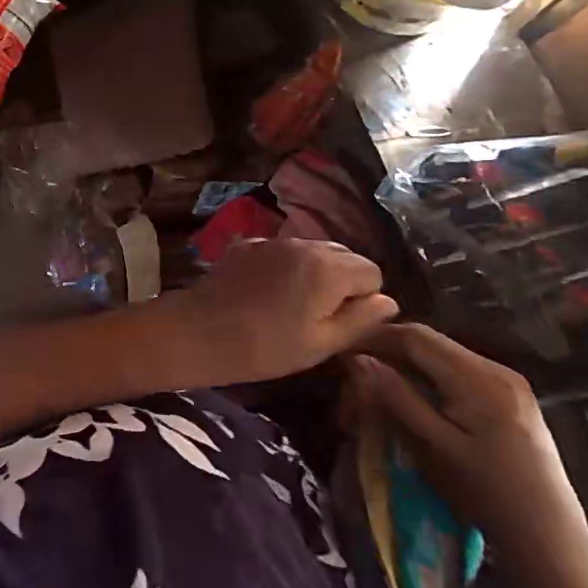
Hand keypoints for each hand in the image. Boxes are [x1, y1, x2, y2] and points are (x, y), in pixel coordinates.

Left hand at [175, 238, 397, 386]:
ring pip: (314, 251)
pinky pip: (283, 251)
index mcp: (329, 267)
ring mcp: (273, 240)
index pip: (372, 272)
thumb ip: (362, 320)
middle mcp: (304, 243)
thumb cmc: (265, 347)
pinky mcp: (248, 244)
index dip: (364, 301)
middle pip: (344, 256)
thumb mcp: (321, 343)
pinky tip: (267, 293)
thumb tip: (389, 302)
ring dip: (314, 273)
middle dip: (343, 283)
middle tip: (319, 317)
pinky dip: (286, 267)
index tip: (341, 324)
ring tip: (292, 306)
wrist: (198, 332)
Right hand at [351, 324, 580, 543]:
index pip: (416, 337)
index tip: (344, 352)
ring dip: (407, 365)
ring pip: (442, 356)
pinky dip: (429, 378)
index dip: (376, 338)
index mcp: (479, 378)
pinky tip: (416, 400)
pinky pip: (458, 372)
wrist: (550, 539)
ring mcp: (508, 381)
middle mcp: (496, 369)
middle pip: (430, 343)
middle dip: (389, 353)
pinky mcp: (511, 397)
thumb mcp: (434, 448)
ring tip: (380, 389)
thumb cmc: (488, 495)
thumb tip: (357, 360)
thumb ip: (396, 399)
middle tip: (356, 376)